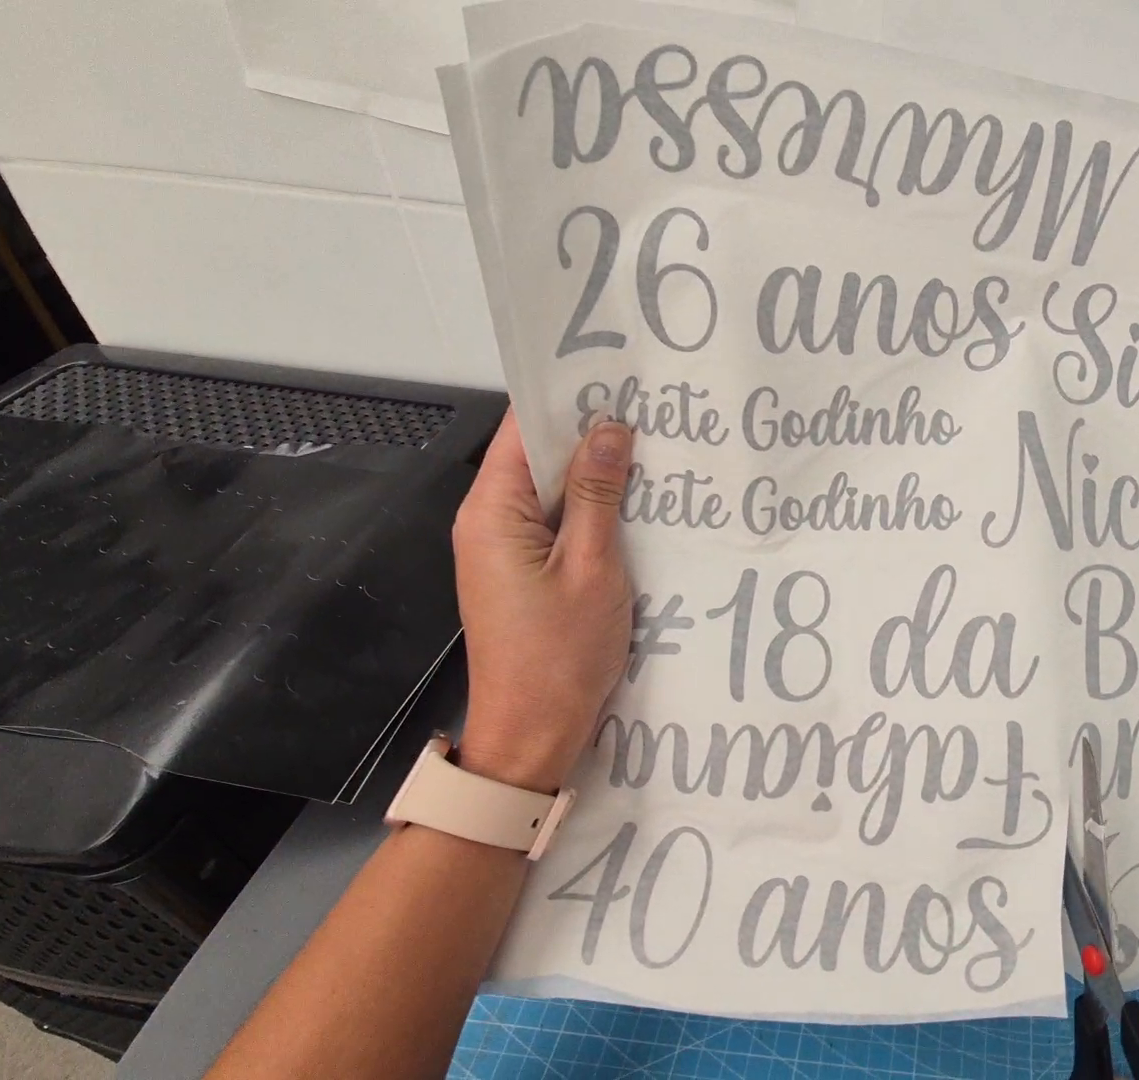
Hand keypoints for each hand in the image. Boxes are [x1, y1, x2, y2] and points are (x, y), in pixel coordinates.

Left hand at [452, 411, 634, 792]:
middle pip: (536, 457)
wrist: (532, 732)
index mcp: (491, 512)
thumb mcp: (591, 566)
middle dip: (590, 437)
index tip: (618, 379)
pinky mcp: (522, 573)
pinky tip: (632, 508)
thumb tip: (609, 428)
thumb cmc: (560, 652)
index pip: (522, 429)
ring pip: (550, 492)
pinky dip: (590, 512)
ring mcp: (503, 549)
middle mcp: (486, 522)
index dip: (567, 400)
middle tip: (651, 416)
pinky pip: (555, 524)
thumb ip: (596, 494)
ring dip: (594, 476)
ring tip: (651, 455)